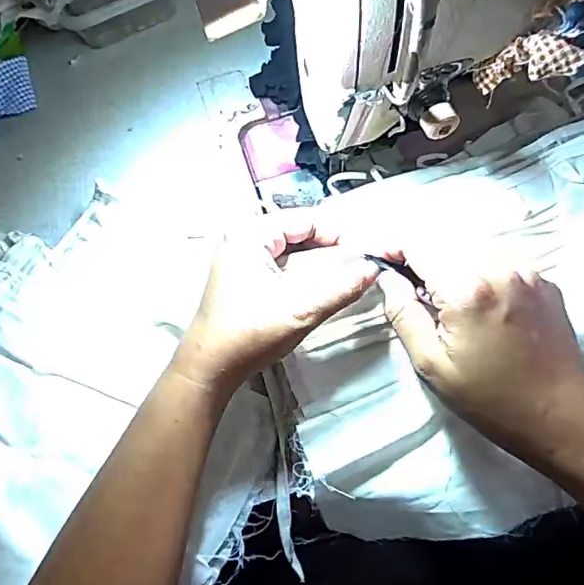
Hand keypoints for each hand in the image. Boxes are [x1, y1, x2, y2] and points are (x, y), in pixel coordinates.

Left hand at [173, 211, 380, 393]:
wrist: (210, 365)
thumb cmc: (248, 336)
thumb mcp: (301, 310)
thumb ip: (341, 287)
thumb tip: (373, 267)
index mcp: (249, 233)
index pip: (306, 219)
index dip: (338, 235)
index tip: (364, 254)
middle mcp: (240, 235)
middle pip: (297, 230)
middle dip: (329, 247)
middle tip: (358, 265)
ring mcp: (237, 253)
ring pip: (290, 246)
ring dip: (316, 258)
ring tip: (344, 274)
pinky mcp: (239, 271)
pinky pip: (279, 260)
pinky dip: (300, 268)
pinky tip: (317, 284)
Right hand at [374, 250, 583, 478]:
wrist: (563, 417)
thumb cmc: (491, 398)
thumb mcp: (432, 364)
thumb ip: (403, 314)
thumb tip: (387, 280)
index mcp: (468, 289)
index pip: (418, 244)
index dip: (393, 247)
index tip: (381, 263)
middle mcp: (499, 269)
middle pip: (443, 238)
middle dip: (419, 253)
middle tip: (406, 282)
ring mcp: (527, 272)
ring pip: (471, 244)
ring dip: (447, 258)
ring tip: (439, 290)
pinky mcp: (543, 281)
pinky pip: (498, 257)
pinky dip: (476, 266)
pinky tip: (473, 296)